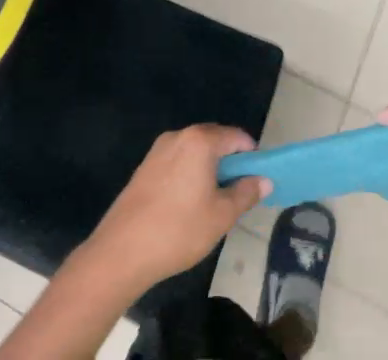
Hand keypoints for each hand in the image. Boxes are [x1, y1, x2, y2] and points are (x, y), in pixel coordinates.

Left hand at [80, 124, 269, 293]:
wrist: (123, 250)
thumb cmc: (180, 230)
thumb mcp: (222, 215)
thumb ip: (246, 193)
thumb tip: (264, 180)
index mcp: (199, 141)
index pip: (236, 136)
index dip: (252, 156)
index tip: (257, 180)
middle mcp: (177, 137)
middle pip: (214, 139)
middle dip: (230, 162)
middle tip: (239, 193)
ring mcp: (157, 151)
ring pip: (194, 152)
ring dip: (209, 169)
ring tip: (215, 202)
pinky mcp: (144, 167)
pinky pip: (177, 162)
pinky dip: (190, 174)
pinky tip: (189, 204)